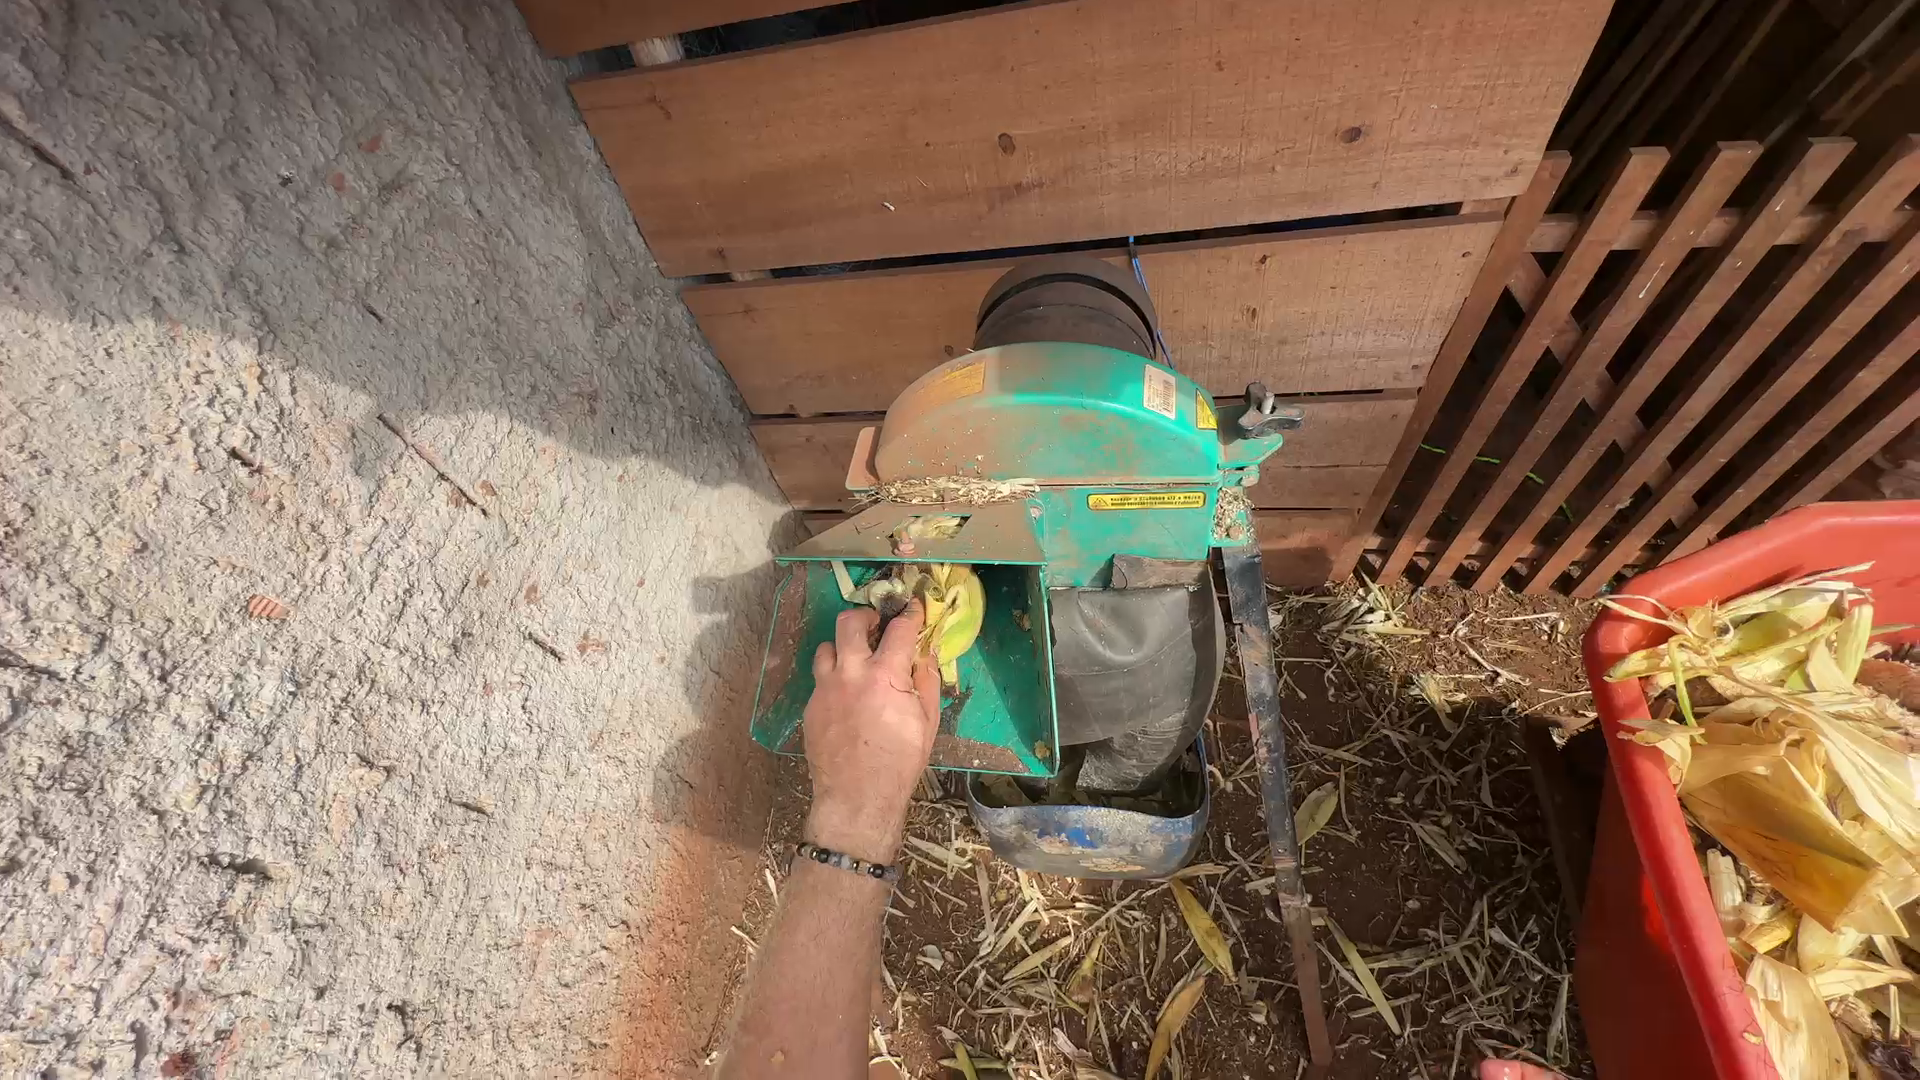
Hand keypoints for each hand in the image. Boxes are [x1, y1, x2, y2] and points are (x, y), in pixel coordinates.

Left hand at [801, 600, 941, 863]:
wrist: (857, 799)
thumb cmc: (900, 762)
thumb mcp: (928, 721)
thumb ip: (927, 679)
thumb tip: (926, 652)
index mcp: (885, 675)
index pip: (899, 628)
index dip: (910, 613)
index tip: (913, 608)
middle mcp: (851, 673)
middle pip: (850, 622)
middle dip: (866, 616)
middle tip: (877, 626)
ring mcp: (825, 688)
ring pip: (827, 646)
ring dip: (843, 646)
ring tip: (856, 659)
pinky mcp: (810, 705)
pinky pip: (820, 677)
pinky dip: (834, 676)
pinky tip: (846, 694)